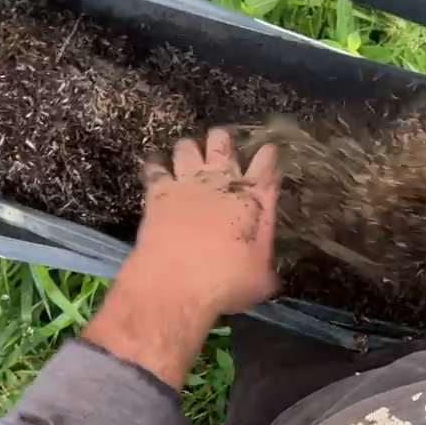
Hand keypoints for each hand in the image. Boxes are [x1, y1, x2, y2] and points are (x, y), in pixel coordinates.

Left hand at [85, 129, 280, 386]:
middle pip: (222, 142)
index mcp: (254, 201)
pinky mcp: (158, 191)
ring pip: (187, 146)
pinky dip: (156, 165)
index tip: (268, 153)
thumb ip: (266, 265)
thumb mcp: (262, 280)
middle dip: (222, 142)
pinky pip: (155, 166)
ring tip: (189, 161)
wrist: (178, 282)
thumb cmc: (228, 282)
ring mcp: (188, 182)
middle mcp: (222, 182)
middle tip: (221, 152)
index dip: (268, 156)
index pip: (267, 166)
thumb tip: (270, 270)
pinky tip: (157, 169)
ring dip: (189, 150)